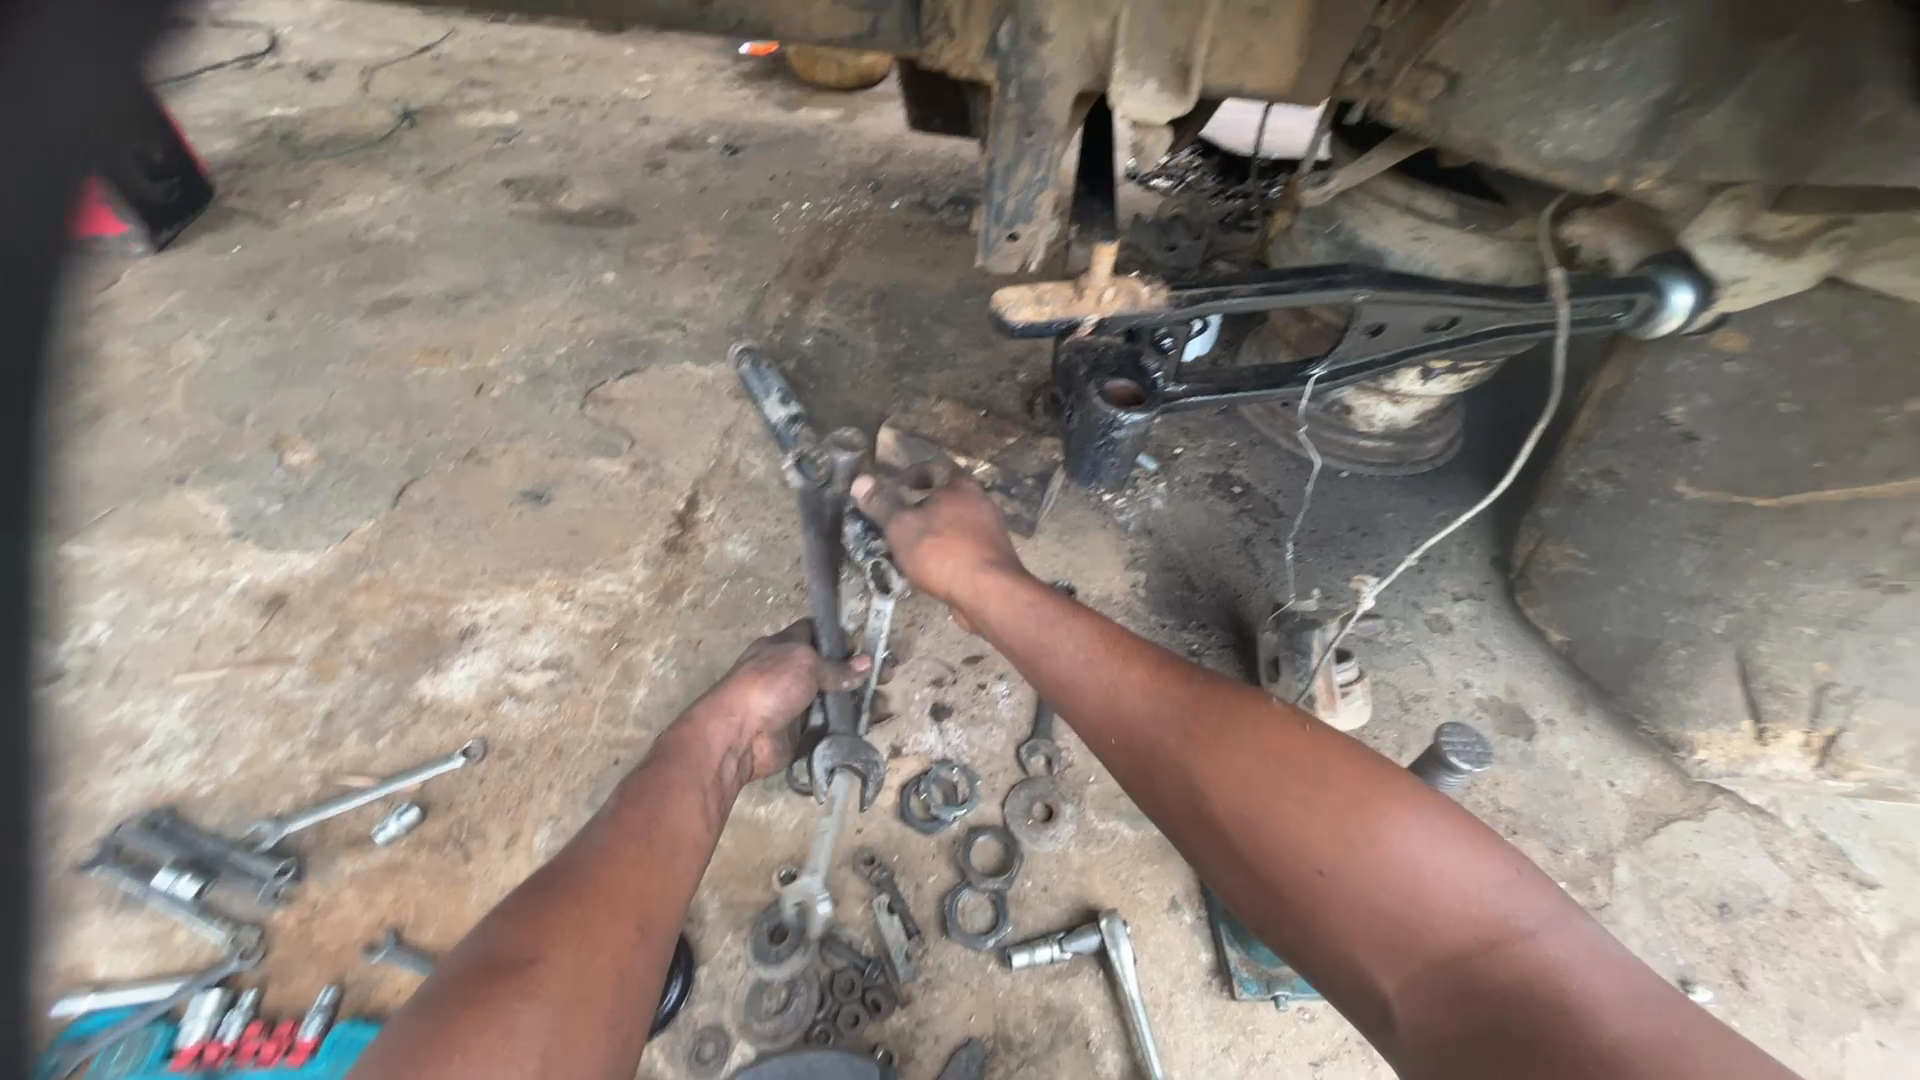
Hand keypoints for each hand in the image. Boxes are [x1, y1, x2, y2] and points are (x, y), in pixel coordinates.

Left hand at [680, 621, 868, 786]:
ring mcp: (799, 704)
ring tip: (886, 699)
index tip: (868, 644)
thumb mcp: (804, 663)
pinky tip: (876, 720)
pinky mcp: (805, 732)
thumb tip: (866, 664)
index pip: (817, 633)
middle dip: (861, 670)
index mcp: (786, 647)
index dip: (842, 636)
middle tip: (888, 675)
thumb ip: (836, 666)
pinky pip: (835, 725)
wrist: (738, 735)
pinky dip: (855, 723)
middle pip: (834, 668)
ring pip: (838, 697)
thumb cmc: (768, 685)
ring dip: (862, 698)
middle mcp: (793, 673)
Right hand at [852, 463, 1028, 612]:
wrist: (988, 593)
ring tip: (910, 547)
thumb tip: (860, 480)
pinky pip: (964, 548)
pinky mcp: (993, 558)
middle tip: (899, 520)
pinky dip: (946, 552)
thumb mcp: (901, 526)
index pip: (935, 467)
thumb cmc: (941, 551)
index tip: (895, 488)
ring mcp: (991, 532)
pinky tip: (931, 569)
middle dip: (922, 507)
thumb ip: (882, 504)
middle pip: (947, 497)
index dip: (911, 475)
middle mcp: (981, 503)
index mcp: (961, 486)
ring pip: (955, 524)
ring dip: (933, 532)